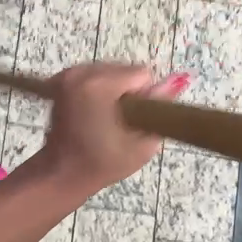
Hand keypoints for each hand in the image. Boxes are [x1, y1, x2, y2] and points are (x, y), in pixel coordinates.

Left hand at [36, 63, 187, 194]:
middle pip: (123, 69)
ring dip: (115, 89)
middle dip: (129, 91)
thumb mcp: (141, 144)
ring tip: (108, 118)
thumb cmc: (102, 164)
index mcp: (99, 86)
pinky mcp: (61, 79)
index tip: (137, 118)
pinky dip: (100, 88)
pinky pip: (94, 74)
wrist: (61, 172)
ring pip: (109, 70)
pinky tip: (96, 111)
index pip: (141, 74)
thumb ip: (161, 108)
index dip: (146, 96)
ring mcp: (68, 74)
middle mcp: (81, 73)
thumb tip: (180, 79)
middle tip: (123, 120)